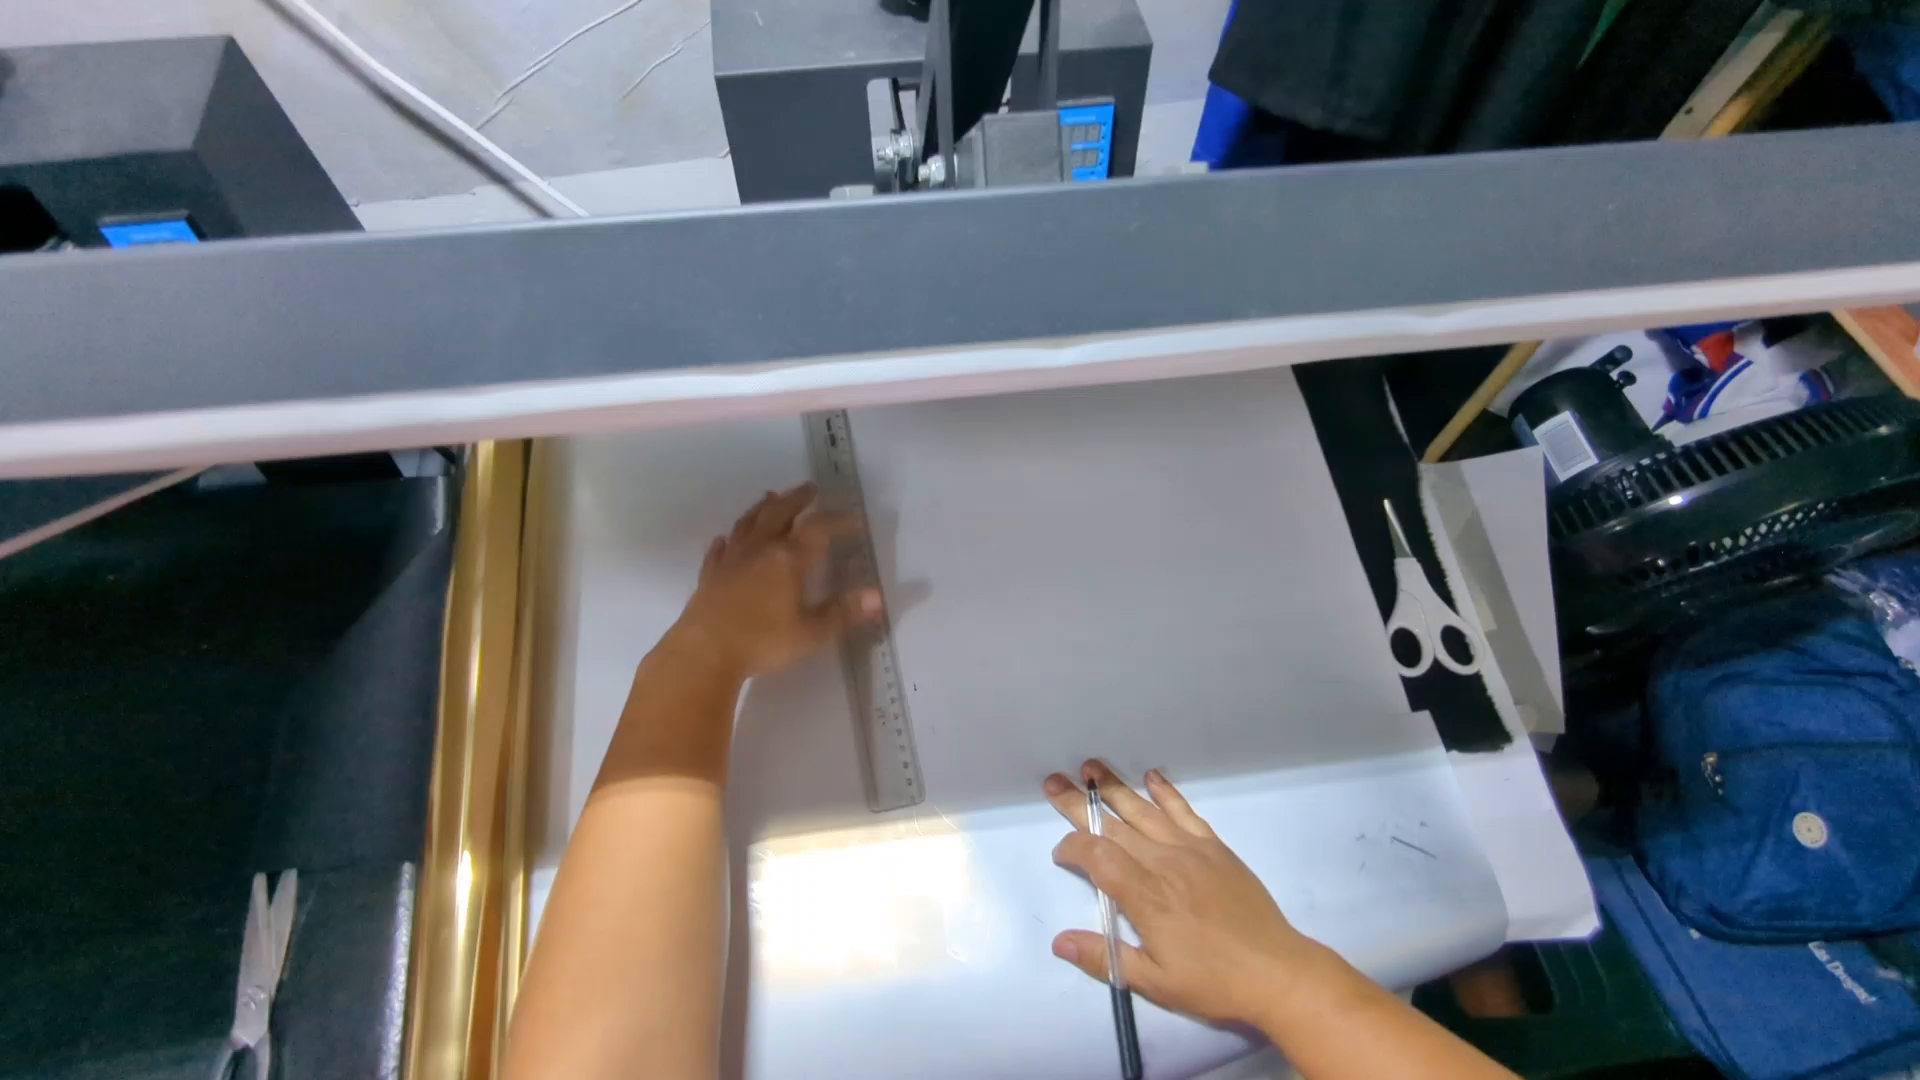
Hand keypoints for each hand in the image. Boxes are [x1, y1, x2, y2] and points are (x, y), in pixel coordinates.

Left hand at [671, 483, 882, 680]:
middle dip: (797, 499)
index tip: (852, 518)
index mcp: (789, 559)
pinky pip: (719, 551)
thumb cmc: (763, 642)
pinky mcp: (710, 576)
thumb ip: (843, 612)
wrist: (704, 653)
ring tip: (770, 497)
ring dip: (762, 508)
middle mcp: (760, 550)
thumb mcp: (812, 632)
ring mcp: (731, 560)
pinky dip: (727, 541)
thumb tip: (878, 596)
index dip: (836, 520)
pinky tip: (725, 538)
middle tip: (809, 488)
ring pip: (748, 524)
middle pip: (779, 514)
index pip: (817, 529)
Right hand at [1043, 761, 1340, 1029]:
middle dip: (1079, 805)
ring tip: (1090, 766)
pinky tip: (1151, 777)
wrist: (1277, 972)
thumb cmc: (1213, 981)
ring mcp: (1191, 850)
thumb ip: (1105, 958)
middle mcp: (1164, 863)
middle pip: (1113, 826)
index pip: (1098, 857)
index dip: (1073, 848)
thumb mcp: (1155, 982)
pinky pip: (1184, 812)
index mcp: (1146, 896)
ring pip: (1144, 811)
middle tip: (1053, 782)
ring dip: (1114, 787)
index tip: (1059, 853)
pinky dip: (1166, 792)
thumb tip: (1059, 941)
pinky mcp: (1214, 847)